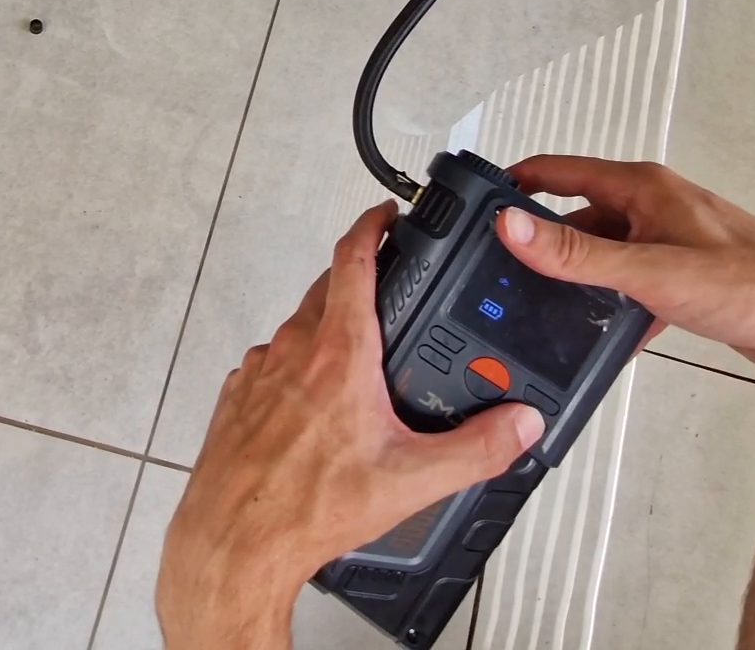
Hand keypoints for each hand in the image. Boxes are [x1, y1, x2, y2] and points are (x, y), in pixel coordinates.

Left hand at [158, 202, 545, 649]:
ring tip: (357, 354)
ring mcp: (261, 366)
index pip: (352, 259)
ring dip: (329, 324)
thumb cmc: (307, 507)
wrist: (236, 539)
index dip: (371, 225)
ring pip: (300, 324)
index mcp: (339, 351)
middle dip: (359, 277)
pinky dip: (298, 361)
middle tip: (386, 288)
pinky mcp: (241, 390)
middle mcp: (294, 347)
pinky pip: (274, 358)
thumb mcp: (410, 479)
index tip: (385, 214)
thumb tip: (518, 424)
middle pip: (329, 286)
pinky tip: (314, 400)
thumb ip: (476, 448)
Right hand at [495, 156, 754, 383]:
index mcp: (641, 187)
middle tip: (503, 272)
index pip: (555, 171)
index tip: (476, 208)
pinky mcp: (682, 275)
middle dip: (541, 242)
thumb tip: (509, 226)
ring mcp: (666, 240)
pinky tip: (602, 335)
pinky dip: (612, 304)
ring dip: (577, 278)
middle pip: (574, 215)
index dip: (512, 185)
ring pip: (600, 254)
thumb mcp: (650, 271)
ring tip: (546, 309)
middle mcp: (650, 206)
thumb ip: (575, 253)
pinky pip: (628, 282)